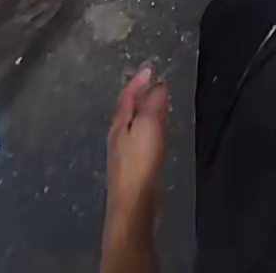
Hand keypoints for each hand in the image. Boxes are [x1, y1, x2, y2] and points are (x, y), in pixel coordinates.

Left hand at [105, 67, 168, 225]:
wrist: (132, 205)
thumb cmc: (139, 161)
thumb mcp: (148, 126)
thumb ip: (152, 104)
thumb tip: (158, 84)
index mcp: (119, 122)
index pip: (127, 94)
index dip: (138, 80)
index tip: (150, 68)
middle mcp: (117, 135)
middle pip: (127, 108)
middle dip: (138, 94)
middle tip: (153, 83)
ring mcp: (121, 153)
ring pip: (131, 124)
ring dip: (142, 111)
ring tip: (156, 105)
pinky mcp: (130, 168)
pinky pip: (138, 138)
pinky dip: (146, 128)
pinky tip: (154, 136)